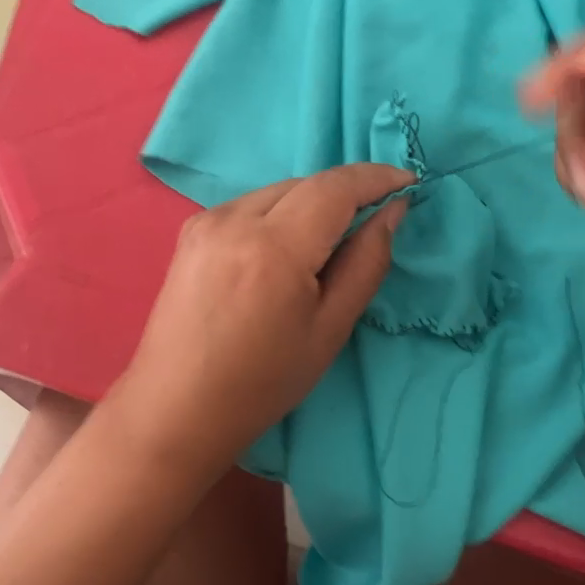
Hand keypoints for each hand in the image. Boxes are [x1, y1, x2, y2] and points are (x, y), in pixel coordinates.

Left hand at [113, 163, 414, 470]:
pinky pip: (249, 205)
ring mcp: (206, 221)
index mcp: (273, 247)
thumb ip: (366, 262)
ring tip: (327, 244)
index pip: (334, 188)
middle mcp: (235, 219)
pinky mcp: (191, 230)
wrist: (177, 407)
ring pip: (277, 191)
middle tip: (374, 220)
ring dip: (310, 204)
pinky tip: (282, 252)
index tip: (407, 181)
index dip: (375, 178)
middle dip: (345, 193)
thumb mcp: (330, 329)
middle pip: (305, 184)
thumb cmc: (263, 381)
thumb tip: (392, 210)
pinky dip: (277, 215)